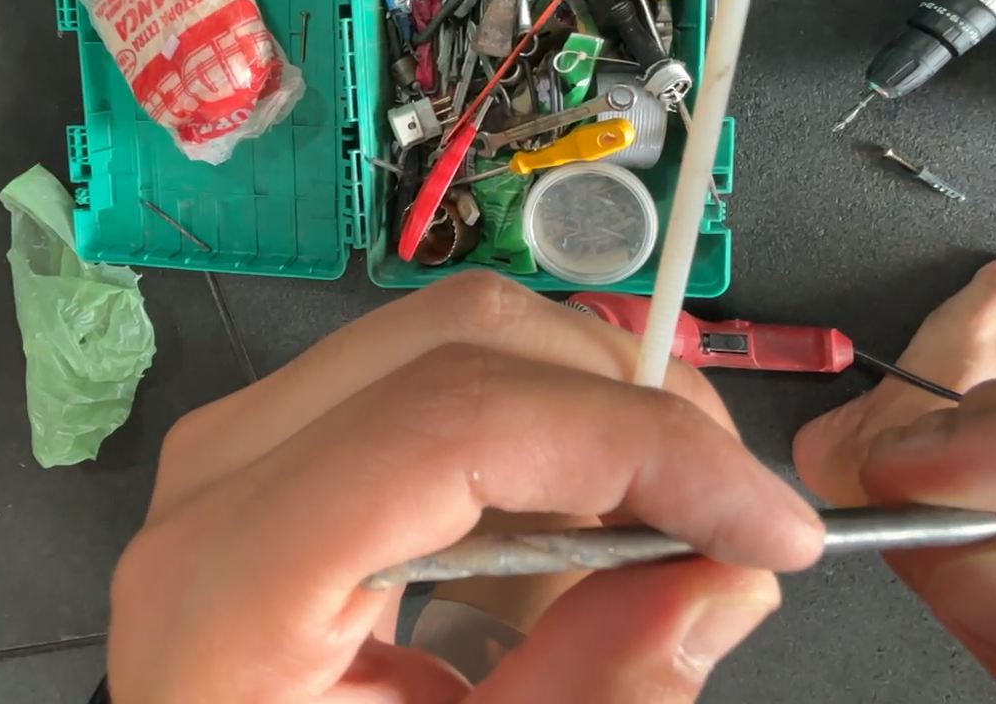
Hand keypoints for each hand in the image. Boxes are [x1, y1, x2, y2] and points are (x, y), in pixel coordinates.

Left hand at [109, 273, 824, 700]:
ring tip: (653, 516)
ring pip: (454, 328)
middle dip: (625, 396)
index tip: (768, 520)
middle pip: (462, 334)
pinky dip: (534, 411)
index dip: (633, 442)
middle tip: (723, 504)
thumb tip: (720, 578)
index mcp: (232, 571)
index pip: (455, 420)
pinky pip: (433, 363)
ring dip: (585, 397)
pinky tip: (570, 505)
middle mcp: (227, 456)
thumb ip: (592, 697)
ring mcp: (251, 421)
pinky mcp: (284, 419)